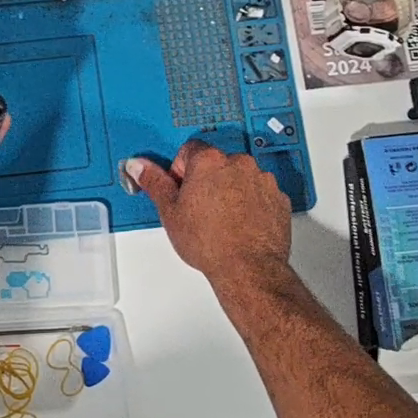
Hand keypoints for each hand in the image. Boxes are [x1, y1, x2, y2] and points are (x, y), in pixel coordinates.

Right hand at [130, 141, 291, 289]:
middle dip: (206, 180)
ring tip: (220, 219)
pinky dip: (250, 203)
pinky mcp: (278, 198)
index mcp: (209, 161)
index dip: (181, 170)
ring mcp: (262, 180)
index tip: (181, 189)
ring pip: (239, 177)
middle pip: (216, 162)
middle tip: (198, 208)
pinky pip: (259, 193)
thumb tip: (138, 165)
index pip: (189, 149)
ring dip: (230, 190)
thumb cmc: (210, 242)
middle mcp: (239, 164)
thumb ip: (154, 182)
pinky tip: (239, 223)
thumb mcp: (170, 212)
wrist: (248, 268)